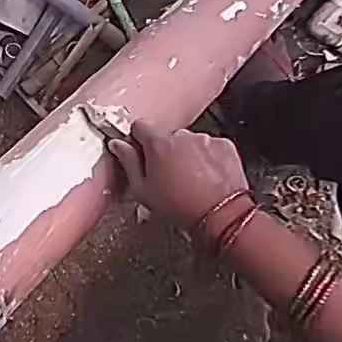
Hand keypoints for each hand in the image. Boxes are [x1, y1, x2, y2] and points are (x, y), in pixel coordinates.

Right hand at [107, 122, 250, 241]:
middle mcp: (182, 136)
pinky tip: (204, 177)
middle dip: (163, 151)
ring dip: (185, 154)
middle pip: (165, 136)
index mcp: (158, 144)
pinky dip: (205, 158)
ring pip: (187, 141)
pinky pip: (208, 146)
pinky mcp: (224, 146)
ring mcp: (205, 140)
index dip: (137, 139)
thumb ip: (127, 162)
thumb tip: (118, 145)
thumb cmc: (181, 206)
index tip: (139, 152)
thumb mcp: (142, 190)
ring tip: (188, 180)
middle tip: (165, 175)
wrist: (221, 215)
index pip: (140, 126)